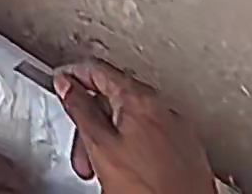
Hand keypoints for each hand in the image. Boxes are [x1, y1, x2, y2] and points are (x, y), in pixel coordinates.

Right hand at [54, 59, 213, 193]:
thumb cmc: (147, 190)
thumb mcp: (99, 145)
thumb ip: (79, 107)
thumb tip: (66, 84)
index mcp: (142, 100)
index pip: (97, 69)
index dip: (73, 75)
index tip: (61, 83)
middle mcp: (166, 111)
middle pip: (115, 98)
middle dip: (91, 119)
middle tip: (80, 143)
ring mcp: (182, 135)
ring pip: (133, 121)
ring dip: (110, 137)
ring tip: (101, 164)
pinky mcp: (191, 158)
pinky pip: (152, 139)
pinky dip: (134, 147)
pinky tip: (128, 168)